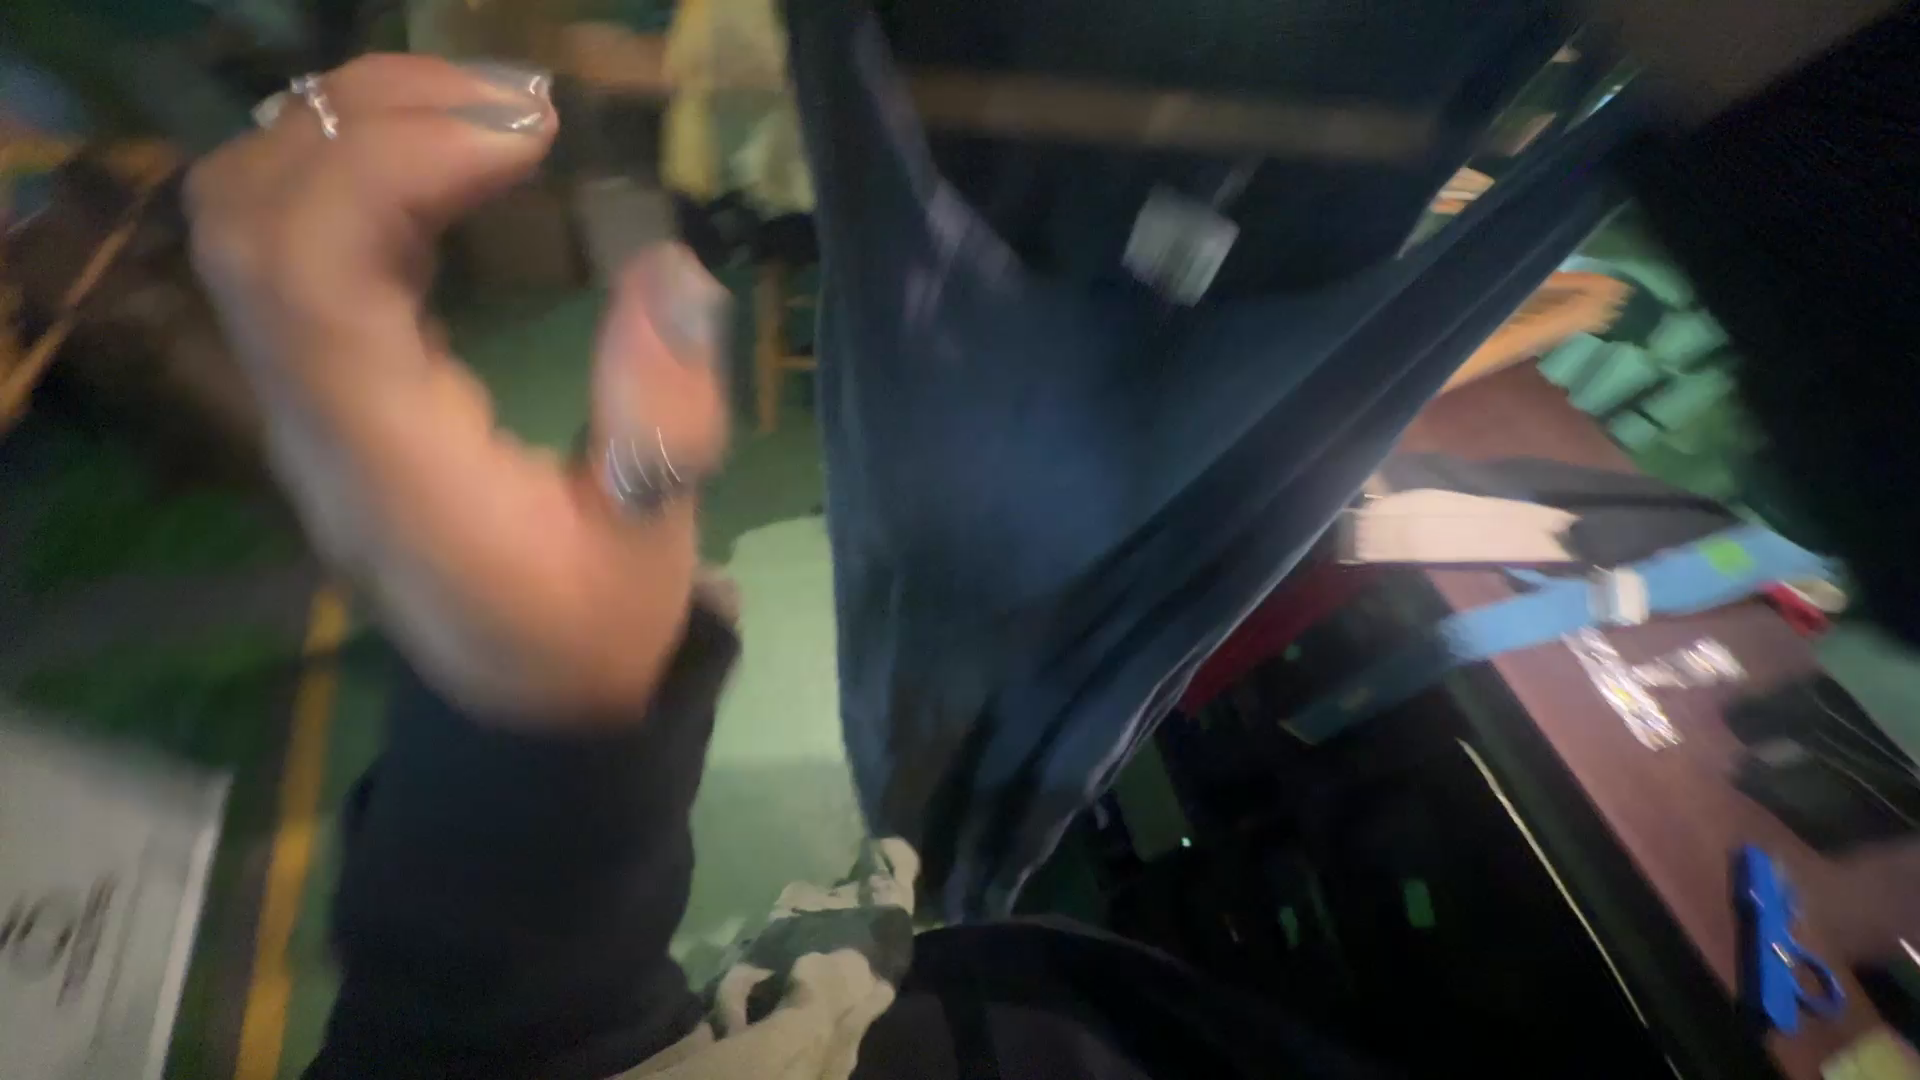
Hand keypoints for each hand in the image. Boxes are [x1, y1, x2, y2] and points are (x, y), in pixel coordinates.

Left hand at [188, 55, 727, 715]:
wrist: (539, 698)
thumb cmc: (597, 629)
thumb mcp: (651, 539)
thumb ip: (661, 415)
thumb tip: (676, 274)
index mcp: (393, 461)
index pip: (313, 270)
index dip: (395, 165)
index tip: (531, 137)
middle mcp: (317, 422)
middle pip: (250, 221)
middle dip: (368, 123)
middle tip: (513, 105)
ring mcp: (309, 410)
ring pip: (250, 228)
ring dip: (349, 141)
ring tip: (481, 119)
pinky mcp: (332, 403)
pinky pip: (293, 262)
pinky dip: (353, 188)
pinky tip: (446, 180)